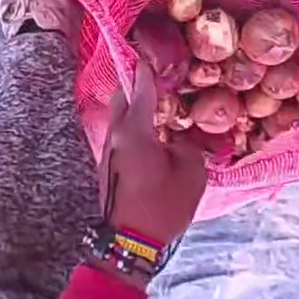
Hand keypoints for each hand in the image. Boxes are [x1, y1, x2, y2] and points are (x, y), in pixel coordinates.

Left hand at [99, 61, 205, 251]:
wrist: (130, 244)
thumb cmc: (163, 206)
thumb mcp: (191, 173)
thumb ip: (188, 147)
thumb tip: (179, 141)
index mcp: (134, 132)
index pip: (139, 90)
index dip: (145, 71)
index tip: (148, 55)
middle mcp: (115, 136)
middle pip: (120, 99)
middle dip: (134, 86)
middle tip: (155, 81)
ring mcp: (107, 152)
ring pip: (118, 119)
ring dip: (134, 110)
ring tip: (157, 109)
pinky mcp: (107, 167)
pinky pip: (120, 137)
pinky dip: (133, 129)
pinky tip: (151, 137)